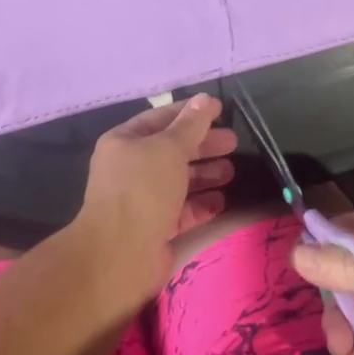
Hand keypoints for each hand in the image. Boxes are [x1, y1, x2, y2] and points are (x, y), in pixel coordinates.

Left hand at [76, 95, 236, 284]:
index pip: (161, 119)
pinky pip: (182, 210)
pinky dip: (201, 204)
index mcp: (124, 142)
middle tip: (233, 142)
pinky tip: (222, 201)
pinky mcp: (155, 228)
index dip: (190, 112)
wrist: (120, 255)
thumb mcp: (170, 148)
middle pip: (172, 150)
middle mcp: (130, 168)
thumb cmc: (142, 189)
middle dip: (203, 145)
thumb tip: (205, 99)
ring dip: (205, 174)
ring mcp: (142, 200)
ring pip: (178, 181)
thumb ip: (191, 125)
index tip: (220, 110)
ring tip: (231, 171)